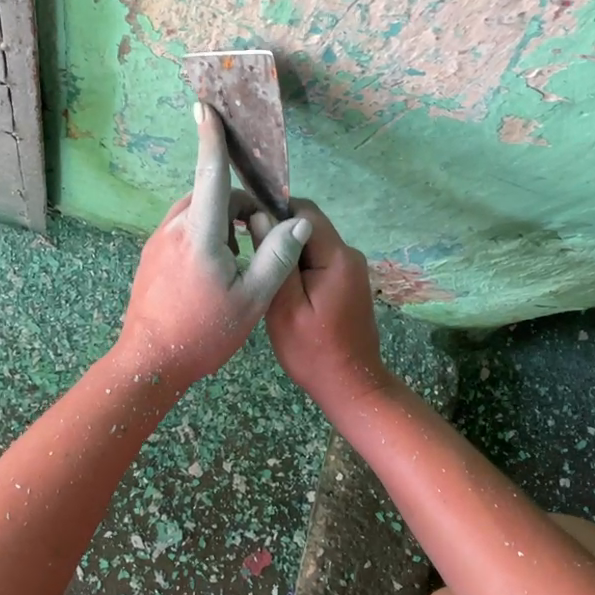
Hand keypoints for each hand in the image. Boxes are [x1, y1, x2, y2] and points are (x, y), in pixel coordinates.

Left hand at [117, 103, 312, 381]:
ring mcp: (157, 242)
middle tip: (257, 245)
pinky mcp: (150, 256)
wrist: (150, 362)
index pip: (209, 175)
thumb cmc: (203, 333)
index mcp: (198, 234)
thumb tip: (297, 221)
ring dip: (220, 225)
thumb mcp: (253, 299)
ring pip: (196, 214)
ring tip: (236, 267)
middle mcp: (173, 229)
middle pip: (209, 196)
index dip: (212, 140)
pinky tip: (213, 276)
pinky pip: (183, 230)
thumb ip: (276, 255)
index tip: (206, 108)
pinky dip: (204, 238)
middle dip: (236, 208)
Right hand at [250, 199, 391, 407]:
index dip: (273, 209)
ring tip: (256, 264)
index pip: (304, 211)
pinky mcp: (347, 282)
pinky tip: (277, 280)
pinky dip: (297, 263)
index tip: (243, 220)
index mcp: (337, 257)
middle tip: (245, 245)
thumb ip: (275, 259)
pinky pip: (318, 259)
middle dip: (277, 230)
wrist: (350, 385)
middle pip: (308, 225)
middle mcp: (349, 255)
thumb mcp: (284, 307)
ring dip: (285, 248)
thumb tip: (261, 217)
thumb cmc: (312, 351)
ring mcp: (351, 269)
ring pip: (311, 243)